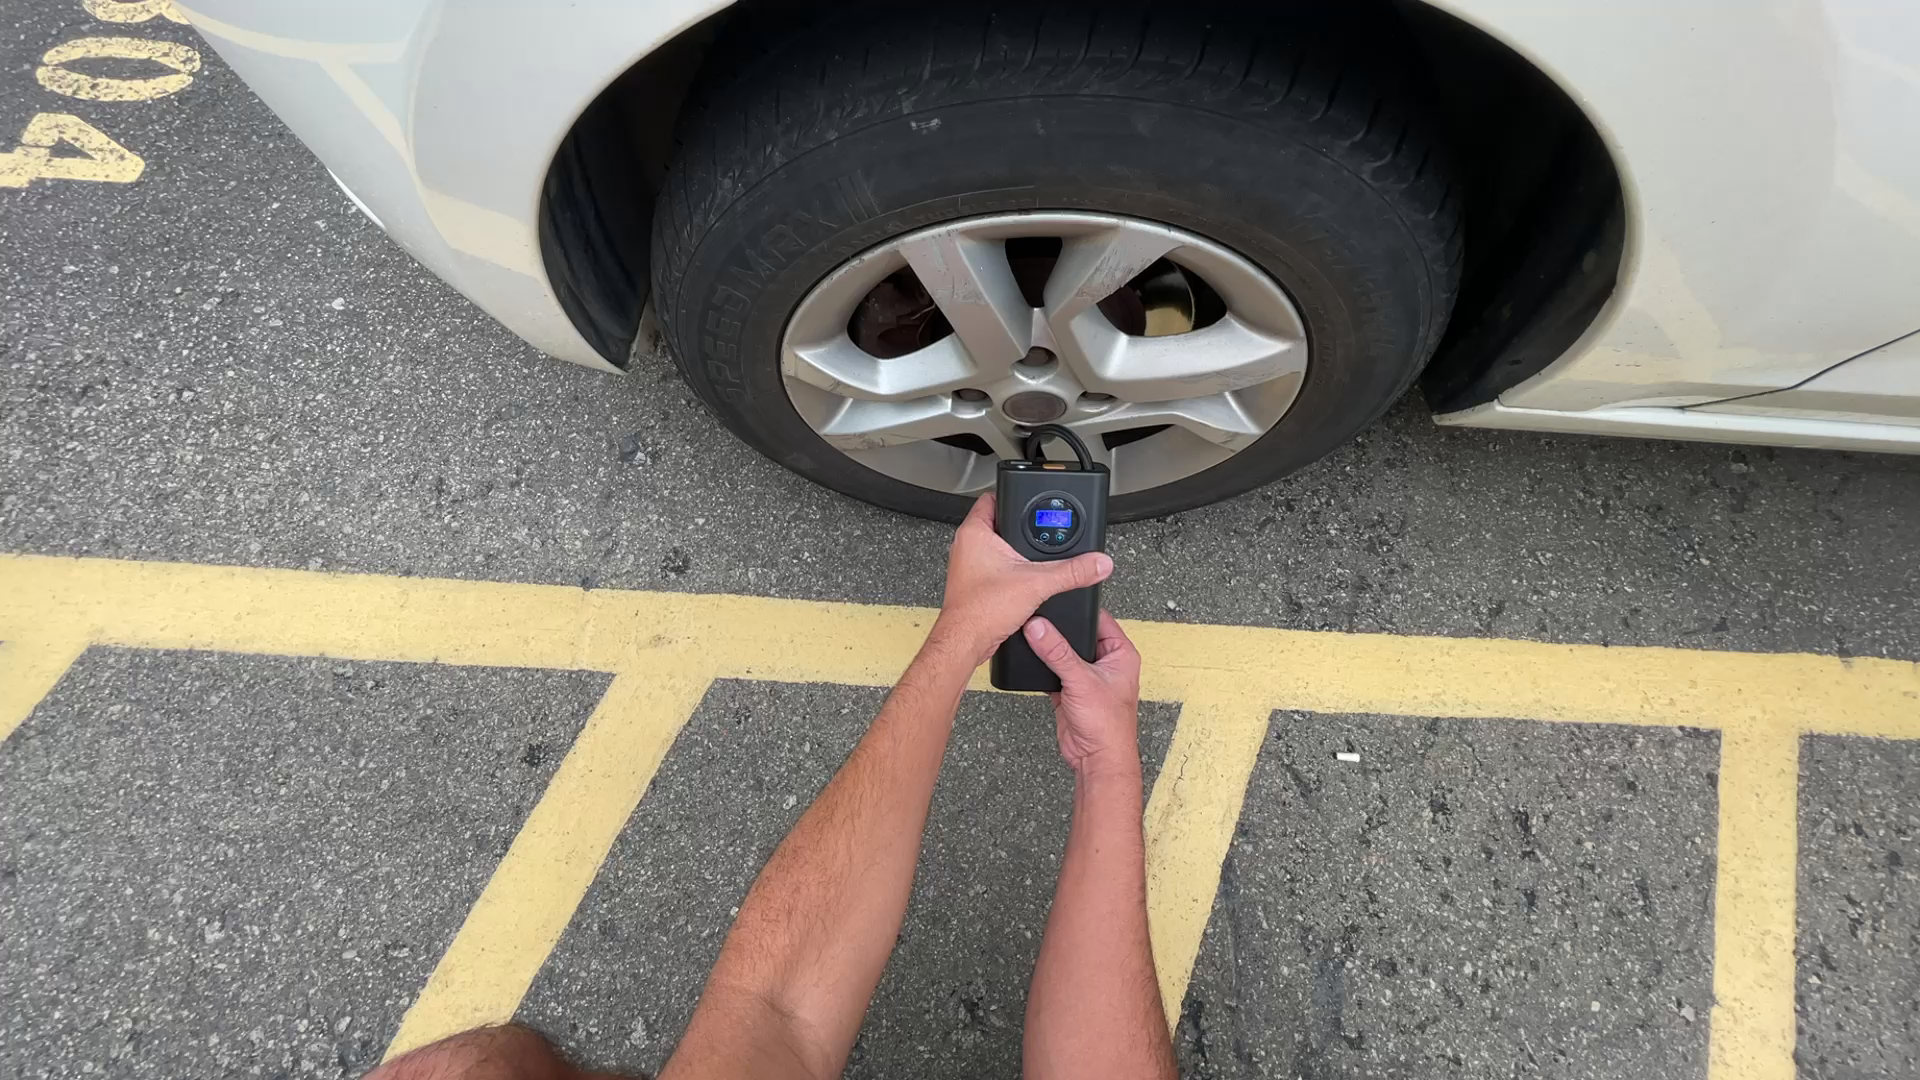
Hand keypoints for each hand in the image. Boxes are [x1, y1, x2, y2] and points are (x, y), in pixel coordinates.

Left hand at [932, 493, 1113, 665]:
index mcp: (974, 533)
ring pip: (996, 545)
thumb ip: (1071, 571)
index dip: (1014, 495)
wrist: (965, 643)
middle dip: (1020, 525)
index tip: (1032, 499)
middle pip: (998, 521)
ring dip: (1015, 549)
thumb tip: (1096, 563)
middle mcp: (966, 545)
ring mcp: (968, 564)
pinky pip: (995, 565)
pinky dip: (1010, 568)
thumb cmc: (980, 611)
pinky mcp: (974, 582)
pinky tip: (1024, 578)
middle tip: (1039, 529)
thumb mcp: (1037, 584)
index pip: (993, 498)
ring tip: (1033, 554)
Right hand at [1023, 610, 1141, 777]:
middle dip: (1059, 628)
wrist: (1096, 759)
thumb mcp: (1081, 680)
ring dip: (1049, 648)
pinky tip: (1030, 660)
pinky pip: (1052, 669)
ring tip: (1031, 634)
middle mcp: (1105, 662)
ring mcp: (1086, 676)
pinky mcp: (1070, 689)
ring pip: (1063, 652)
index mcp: (1120, 653)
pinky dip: (1042, 666)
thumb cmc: (1108, 726)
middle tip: (1038, 614)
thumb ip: (1057, 652)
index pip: (1098, 618)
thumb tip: (1039, 627)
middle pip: (1077, 635)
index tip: (1057, 597)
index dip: (1079, 608)